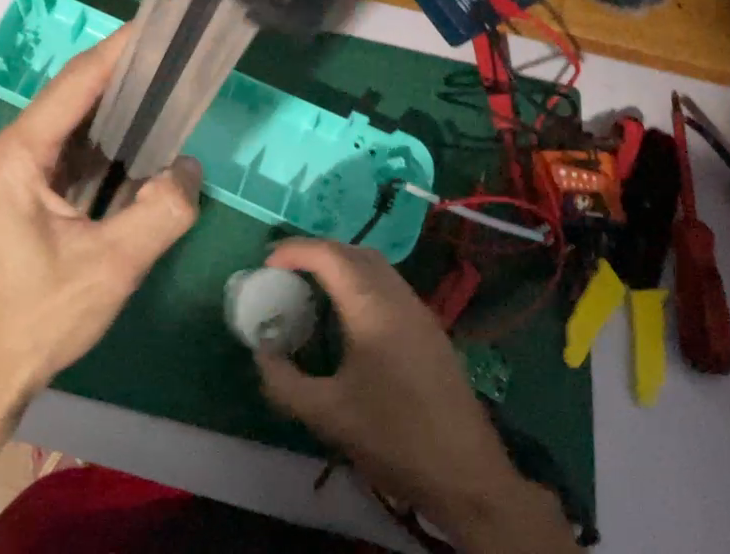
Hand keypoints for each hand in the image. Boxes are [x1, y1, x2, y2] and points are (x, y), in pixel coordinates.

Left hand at [0, 29, 202, 410]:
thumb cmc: (42, 314)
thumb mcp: (112, 265)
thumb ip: (161, 212)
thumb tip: (191, 168)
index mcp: (22, 152)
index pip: (79, 81)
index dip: (122, 49)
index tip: (162, 23)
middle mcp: (17, 148)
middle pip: (78, 92)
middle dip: (127, 69)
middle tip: (179, 51)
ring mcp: (23, 168)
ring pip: (79, 119)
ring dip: (122, 102)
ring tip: (172, 79)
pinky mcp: (34, 190)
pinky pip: (78, 148)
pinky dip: (113, 137)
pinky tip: (148, 133)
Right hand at [255, 241, 552, 536]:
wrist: (467, 478)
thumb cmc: (393, 439)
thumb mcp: (325, 415)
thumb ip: (283, 381)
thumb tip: (262, 352)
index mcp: (372, 311)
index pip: (330, 256)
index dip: (294, 251)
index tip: (265, 265)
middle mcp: (399, 300)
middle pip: (354, 252)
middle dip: (316, 252)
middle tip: (284, 270)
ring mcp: (421, 314)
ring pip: (377, 267)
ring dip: (341, 265)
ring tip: (310, 287)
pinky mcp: (432, 332)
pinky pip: (390, 286)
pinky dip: (360, 282)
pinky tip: (346, 315)